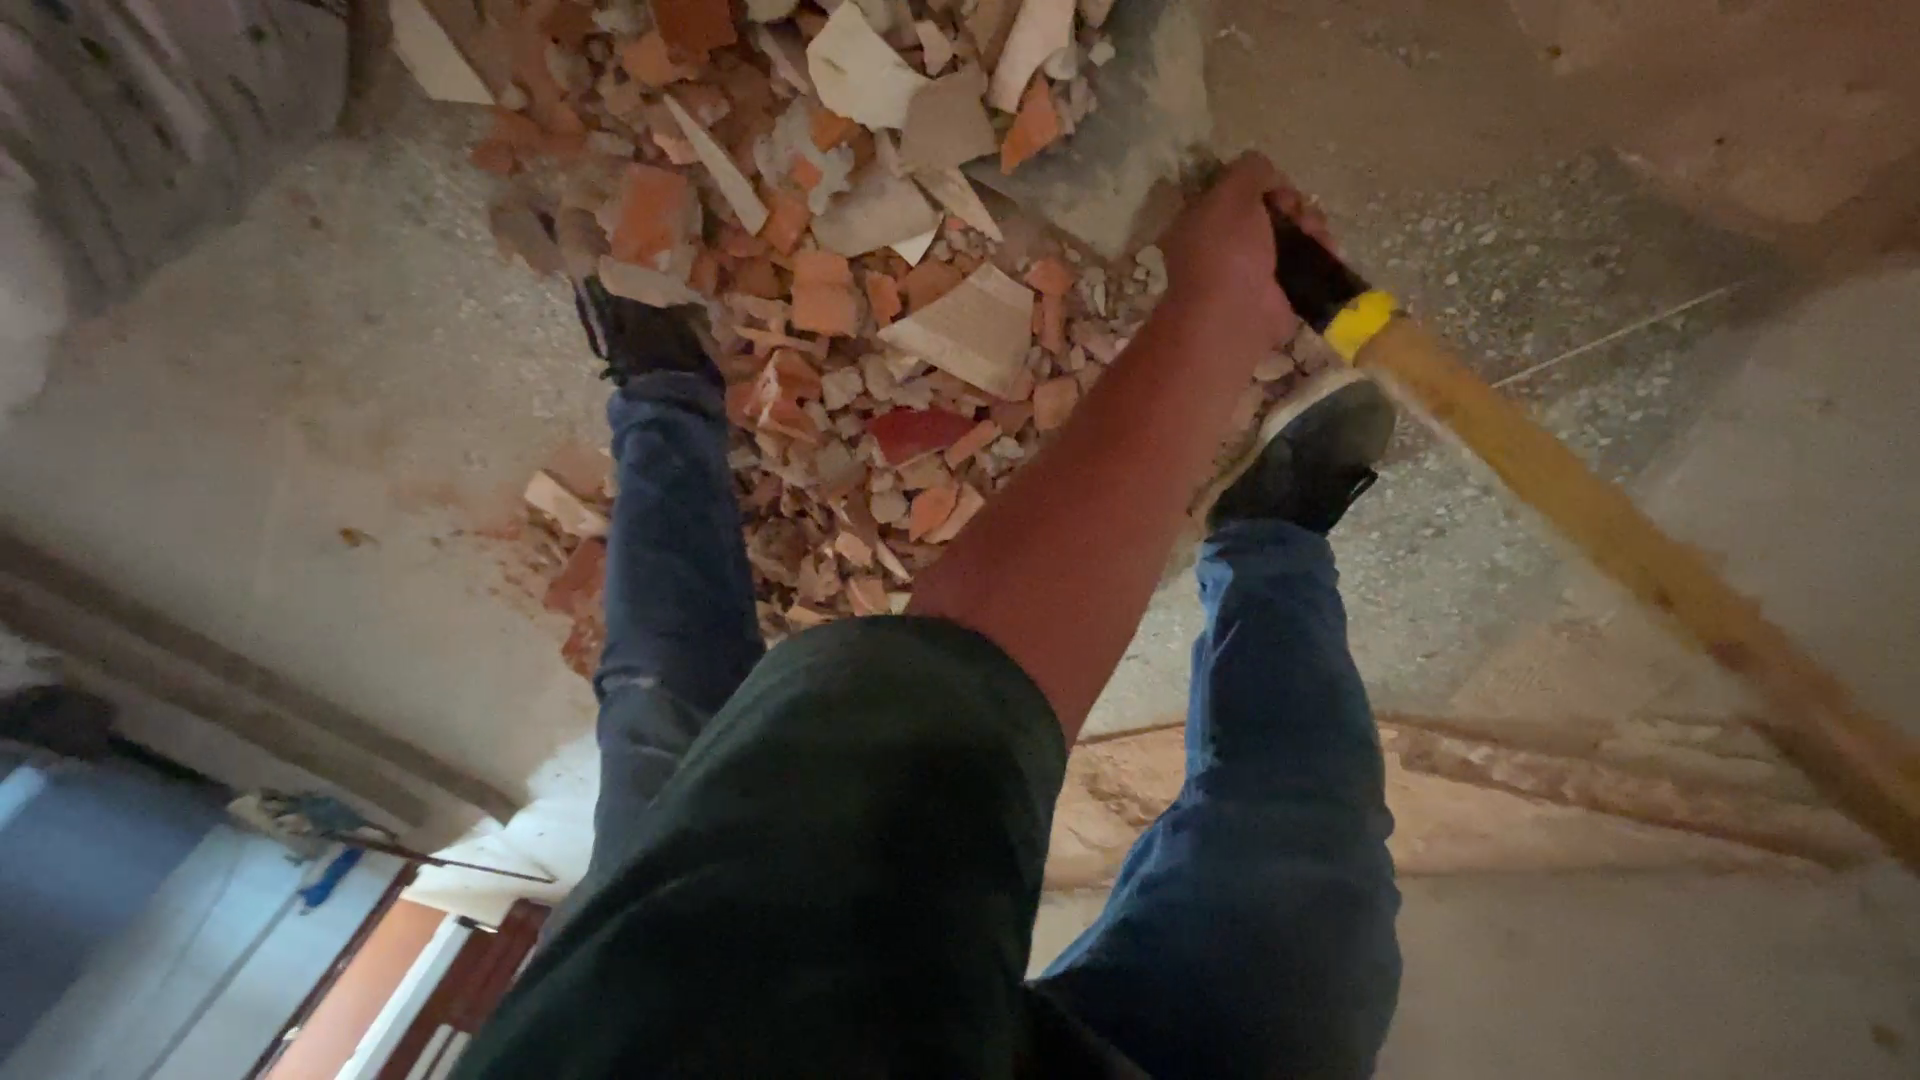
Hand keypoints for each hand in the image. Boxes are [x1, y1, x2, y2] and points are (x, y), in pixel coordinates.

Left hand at [1155, 151, 1331, 351]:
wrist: (1235, 314)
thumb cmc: (1225, 251)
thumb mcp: (1230, 194)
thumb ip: (1249, 170)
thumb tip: (1267, 174)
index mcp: (1201, 223)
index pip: (1235, 193)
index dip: (1260, 183)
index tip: (1273, 188)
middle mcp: (1224, 247)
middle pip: (1269, 211)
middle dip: (1292, 204)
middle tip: (1294, 213)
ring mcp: (1252, 271)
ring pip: (1292, 234)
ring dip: (1311, 226)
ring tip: (1314, 233)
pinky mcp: (1279, 291)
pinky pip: (1307, 262)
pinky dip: (1321, 253)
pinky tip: (1328, 250)